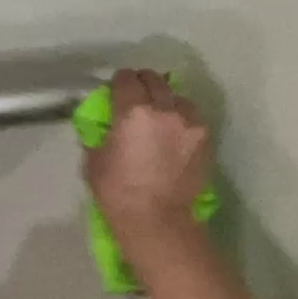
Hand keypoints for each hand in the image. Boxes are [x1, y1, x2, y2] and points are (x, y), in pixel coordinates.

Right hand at [84, 68, 211, 265]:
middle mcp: (163, 108)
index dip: (118, 82)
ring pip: (177, 97)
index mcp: (132, 111)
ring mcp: (189, 121)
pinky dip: (181, 120)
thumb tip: (104, 126)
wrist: (156, 219)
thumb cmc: (116, 192)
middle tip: (136, 95)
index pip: (125, 79)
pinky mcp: (204, 137)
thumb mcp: (93, 162)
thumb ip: (100, 136)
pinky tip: (174, 135)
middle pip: (154, 80)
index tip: (115, 89)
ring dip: (166, 101)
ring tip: (160, 116)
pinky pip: (191, 118)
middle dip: (143, 83)